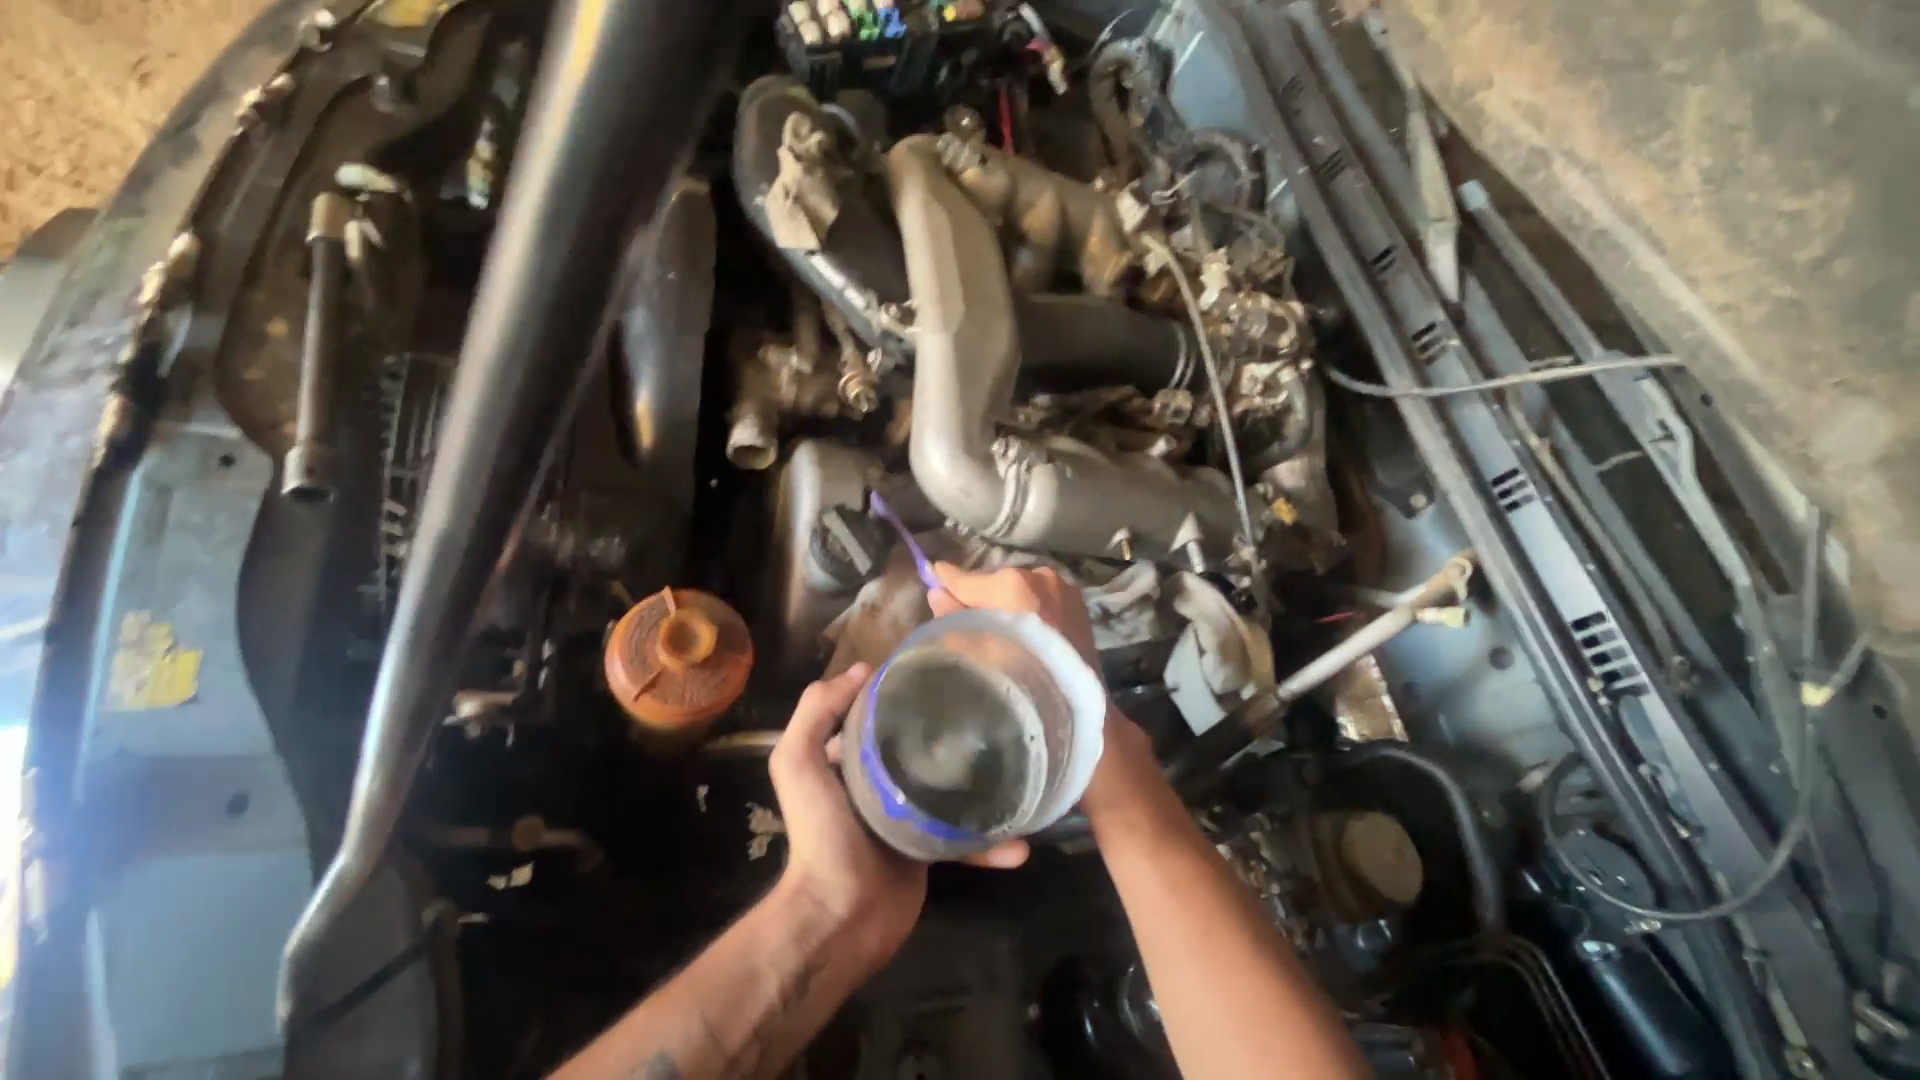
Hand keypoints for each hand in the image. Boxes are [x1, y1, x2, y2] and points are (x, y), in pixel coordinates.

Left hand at [769, 664, 1027, 975]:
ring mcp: (907, 818)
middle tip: (999, 718)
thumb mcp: (798, 764)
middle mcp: (878, 783)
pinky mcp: (930, 852)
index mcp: (848, 759)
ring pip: (953, 791)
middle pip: (923, 747)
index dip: (908, 692)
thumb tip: (864, 669)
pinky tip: (1020, 846)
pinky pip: (966, 840)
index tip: (951, 674)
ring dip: (985, 787)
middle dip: (956, 734)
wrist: (838, 918)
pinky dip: (991, 845)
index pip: (880, 713)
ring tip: (1021, 776)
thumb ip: (815, 712)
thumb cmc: (821, 836)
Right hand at [926, 563, 1168, 827]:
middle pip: (995, 581)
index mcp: (1011, 584)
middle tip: (967, 617)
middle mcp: (1038, 576)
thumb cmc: (1017, 682)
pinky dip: (1027, 607)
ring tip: (998, 628)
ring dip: (1006, 602)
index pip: (966, 578)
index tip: (934, 576)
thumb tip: (939, 593)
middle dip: (981, 597)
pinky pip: (1040, 596)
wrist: (1076, 708)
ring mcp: (1062, 586)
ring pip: (1019, 588)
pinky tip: (1023, 631)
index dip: (948, 581)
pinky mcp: (1076, 600)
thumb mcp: (974, 650)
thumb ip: (953, 616)